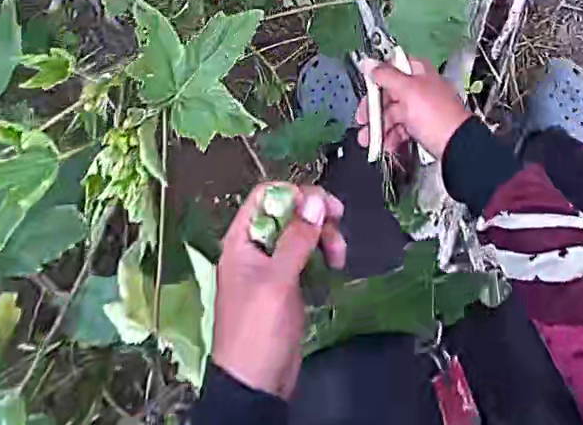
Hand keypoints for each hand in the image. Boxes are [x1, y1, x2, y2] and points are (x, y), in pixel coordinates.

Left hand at [209, 182, 346, 398]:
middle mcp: (256, 247)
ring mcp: (272, 265)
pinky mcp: (287, 283)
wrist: (255, 388)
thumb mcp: (277, 281)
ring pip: (302, 231)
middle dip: (315, 215)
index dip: (292, 193)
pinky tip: (334, 265)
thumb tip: (316, 198)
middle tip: (339, 222)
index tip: (319, 204)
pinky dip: (322, 253)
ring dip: (324, 235)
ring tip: (339, 255)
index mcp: (242, 240)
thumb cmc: (258, 330)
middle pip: (288, 211)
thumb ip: (296, 238)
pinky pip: (307, 254)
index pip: (265, 196)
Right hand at [356, 55, 472, 159]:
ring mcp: (420, 108)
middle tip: (361, 120)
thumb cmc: (432, 113)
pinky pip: (401, 128)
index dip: (378, 76)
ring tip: (368, 141)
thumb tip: (368, 62)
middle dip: (374, 109)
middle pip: (389, 92)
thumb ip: (386, 75)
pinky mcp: (421, 127)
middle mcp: (419, 86)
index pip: (394, 66)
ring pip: (393, 113)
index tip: (366, 88)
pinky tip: (385, 146)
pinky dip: (391, 136)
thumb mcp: (408, 90)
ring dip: (379, 127)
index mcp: (418, 72)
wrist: (456, 146)